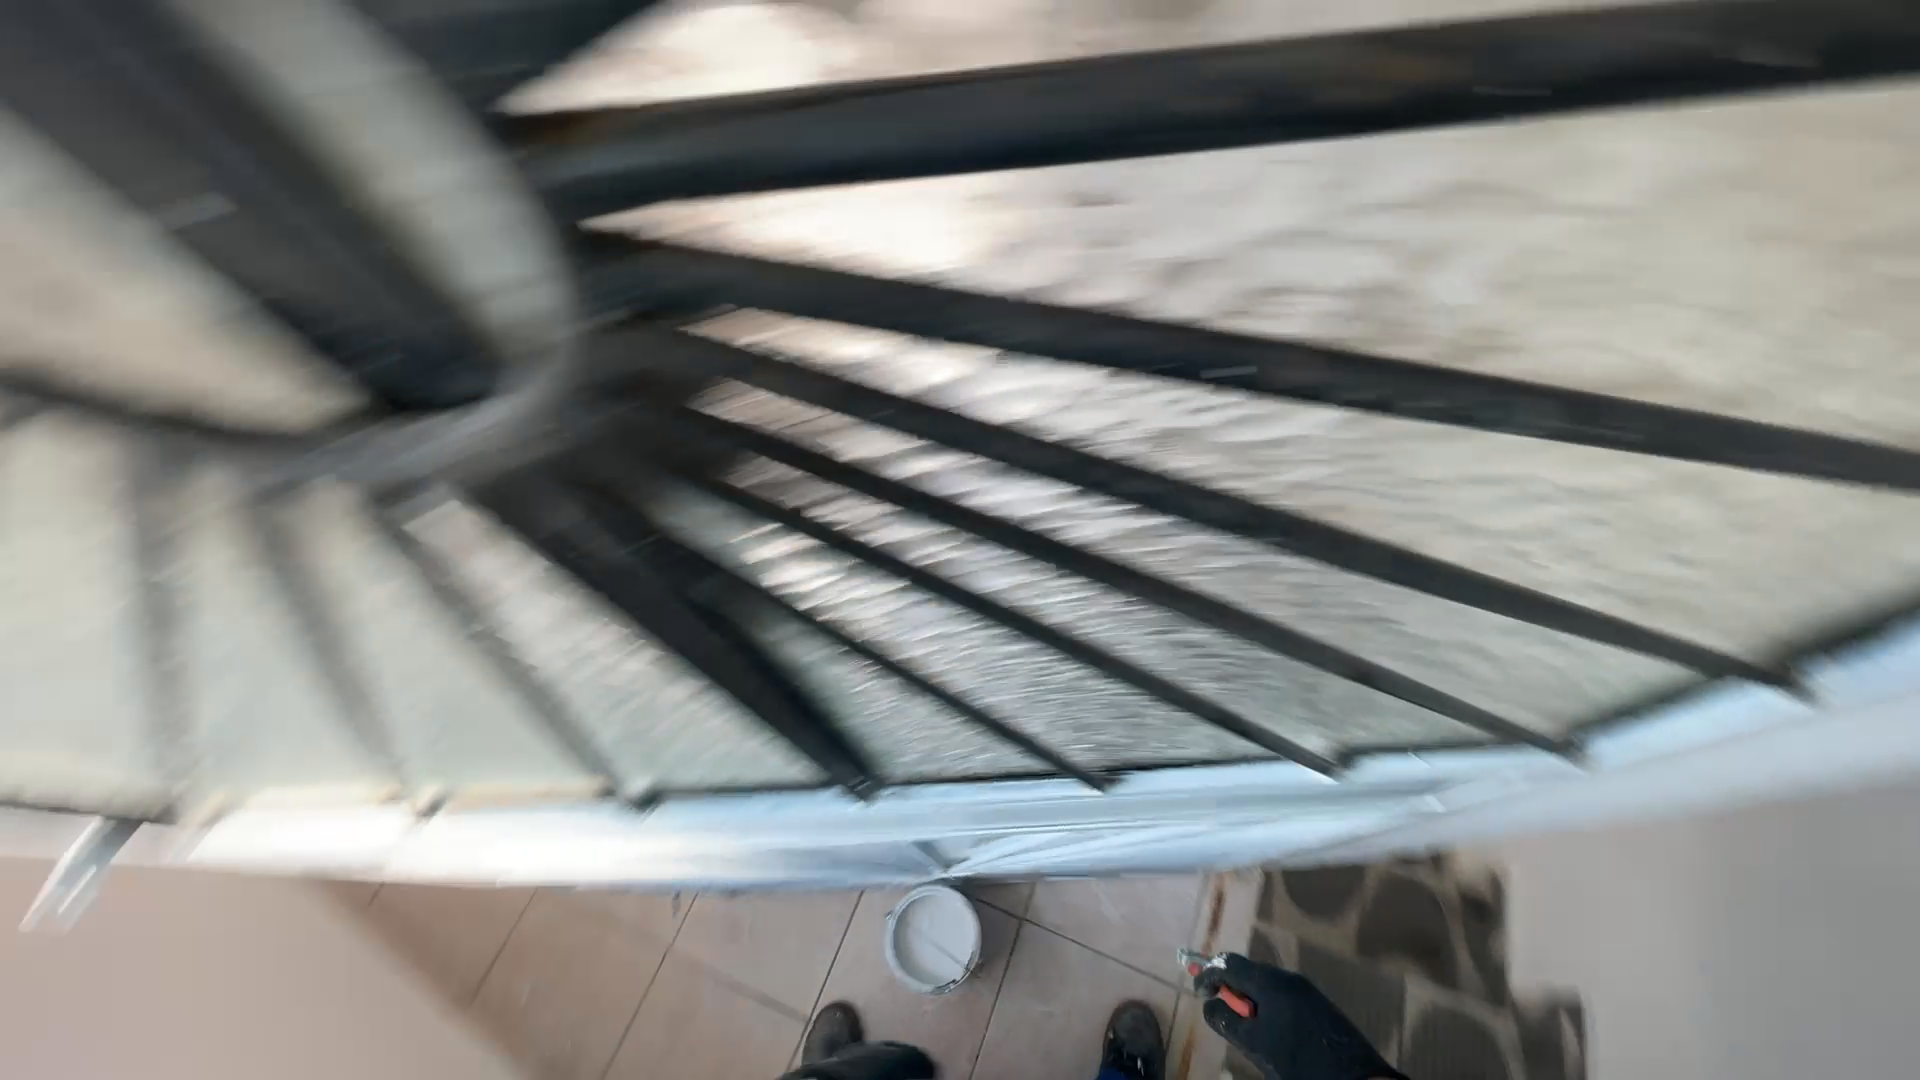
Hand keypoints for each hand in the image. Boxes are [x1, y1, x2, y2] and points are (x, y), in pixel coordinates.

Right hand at [1195, 953, 1404, 1079]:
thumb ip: (1227, 1021)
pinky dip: (1268, 1006)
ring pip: (1265, 985)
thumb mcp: (1256, 1046)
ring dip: (1249, 999)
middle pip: (1247, 971)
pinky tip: (1271, 1032)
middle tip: (1223, 1012)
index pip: (1228, 963)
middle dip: (1230, 988)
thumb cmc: (1300, 1064)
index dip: (1208, 975)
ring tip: (1247, 1028)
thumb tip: (1210, 1004)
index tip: (1199, 995)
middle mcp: (1288, 978)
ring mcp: (1306, 990)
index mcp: (1270, 982)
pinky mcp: (1319, 1005)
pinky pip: (1282, 996)